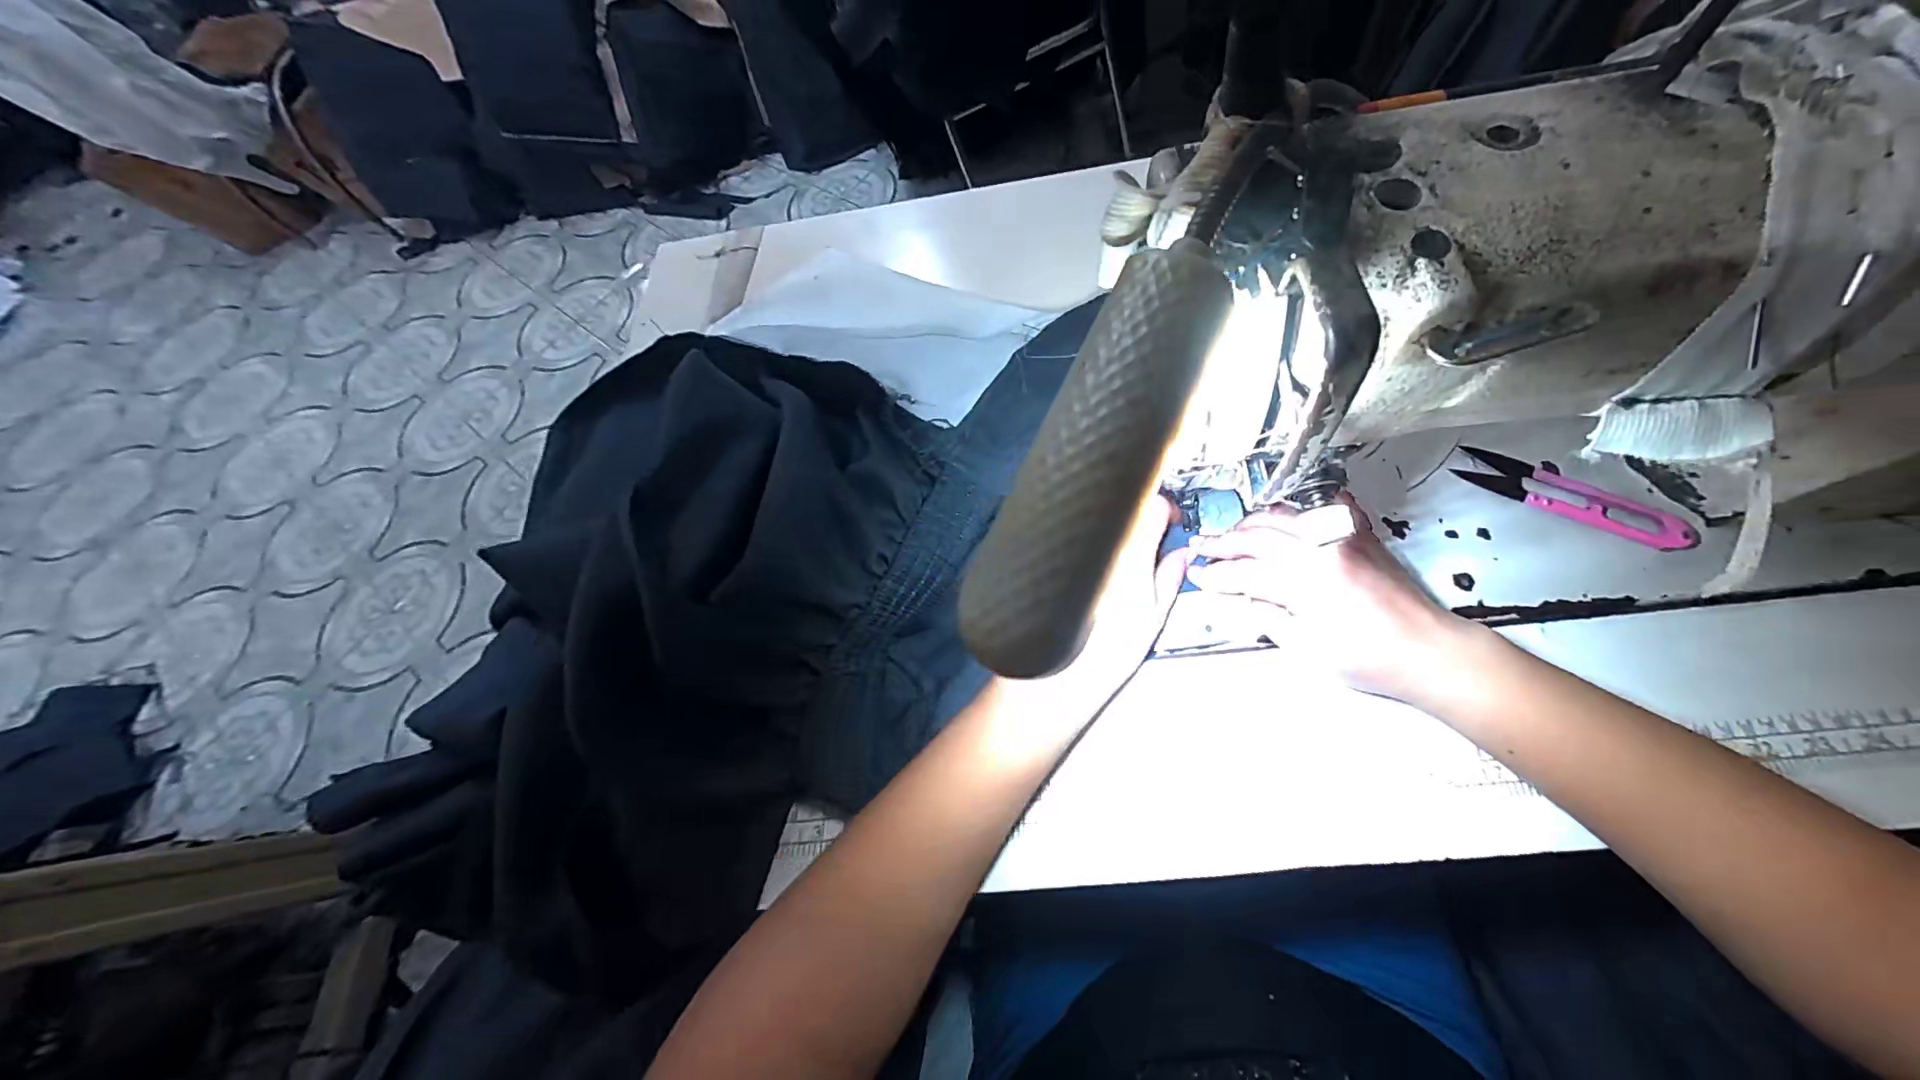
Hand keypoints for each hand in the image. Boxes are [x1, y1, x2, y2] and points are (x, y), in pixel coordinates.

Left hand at [1000, 493, 1190, 724]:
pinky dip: (1087, 541)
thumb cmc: (1108, 653)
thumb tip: (1182, 554)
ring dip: (1113, 528)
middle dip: (1138, 516)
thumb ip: (1170, 578)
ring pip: (1098, 520)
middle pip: (1125, 508)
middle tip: (1147, 536)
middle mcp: (1101, 545)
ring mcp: (1075, 550)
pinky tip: (1090, 563)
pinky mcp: (1052, 556)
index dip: (1164, 508)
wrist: (1061, 674)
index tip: (1168, 520)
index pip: (1152, 505)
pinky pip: (1075, 536)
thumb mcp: (1154, 618)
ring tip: (1118, 552)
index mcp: (1132, 555)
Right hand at [1186, 499, 1476, 700]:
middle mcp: (1321, 549)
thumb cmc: (1372, 659)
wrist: (1429, 650)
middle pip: (1257, 536)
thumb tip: (1245, 598)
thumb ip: (1268, 617)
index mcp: (1305, 582)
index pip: (1243, 572)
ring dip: (1252, 523)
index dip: (1215, 575)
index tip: (1198, 575)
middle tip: (1202, 547)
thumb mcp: (1307, 648)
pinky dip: (1298, 508)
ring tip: (1233, 532)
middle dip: (1223, 542)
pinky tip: (1286, 513)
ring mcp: (1342, 536)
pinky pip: (1322, 507)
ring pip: (1283, 516)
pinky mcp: (1359, 534)